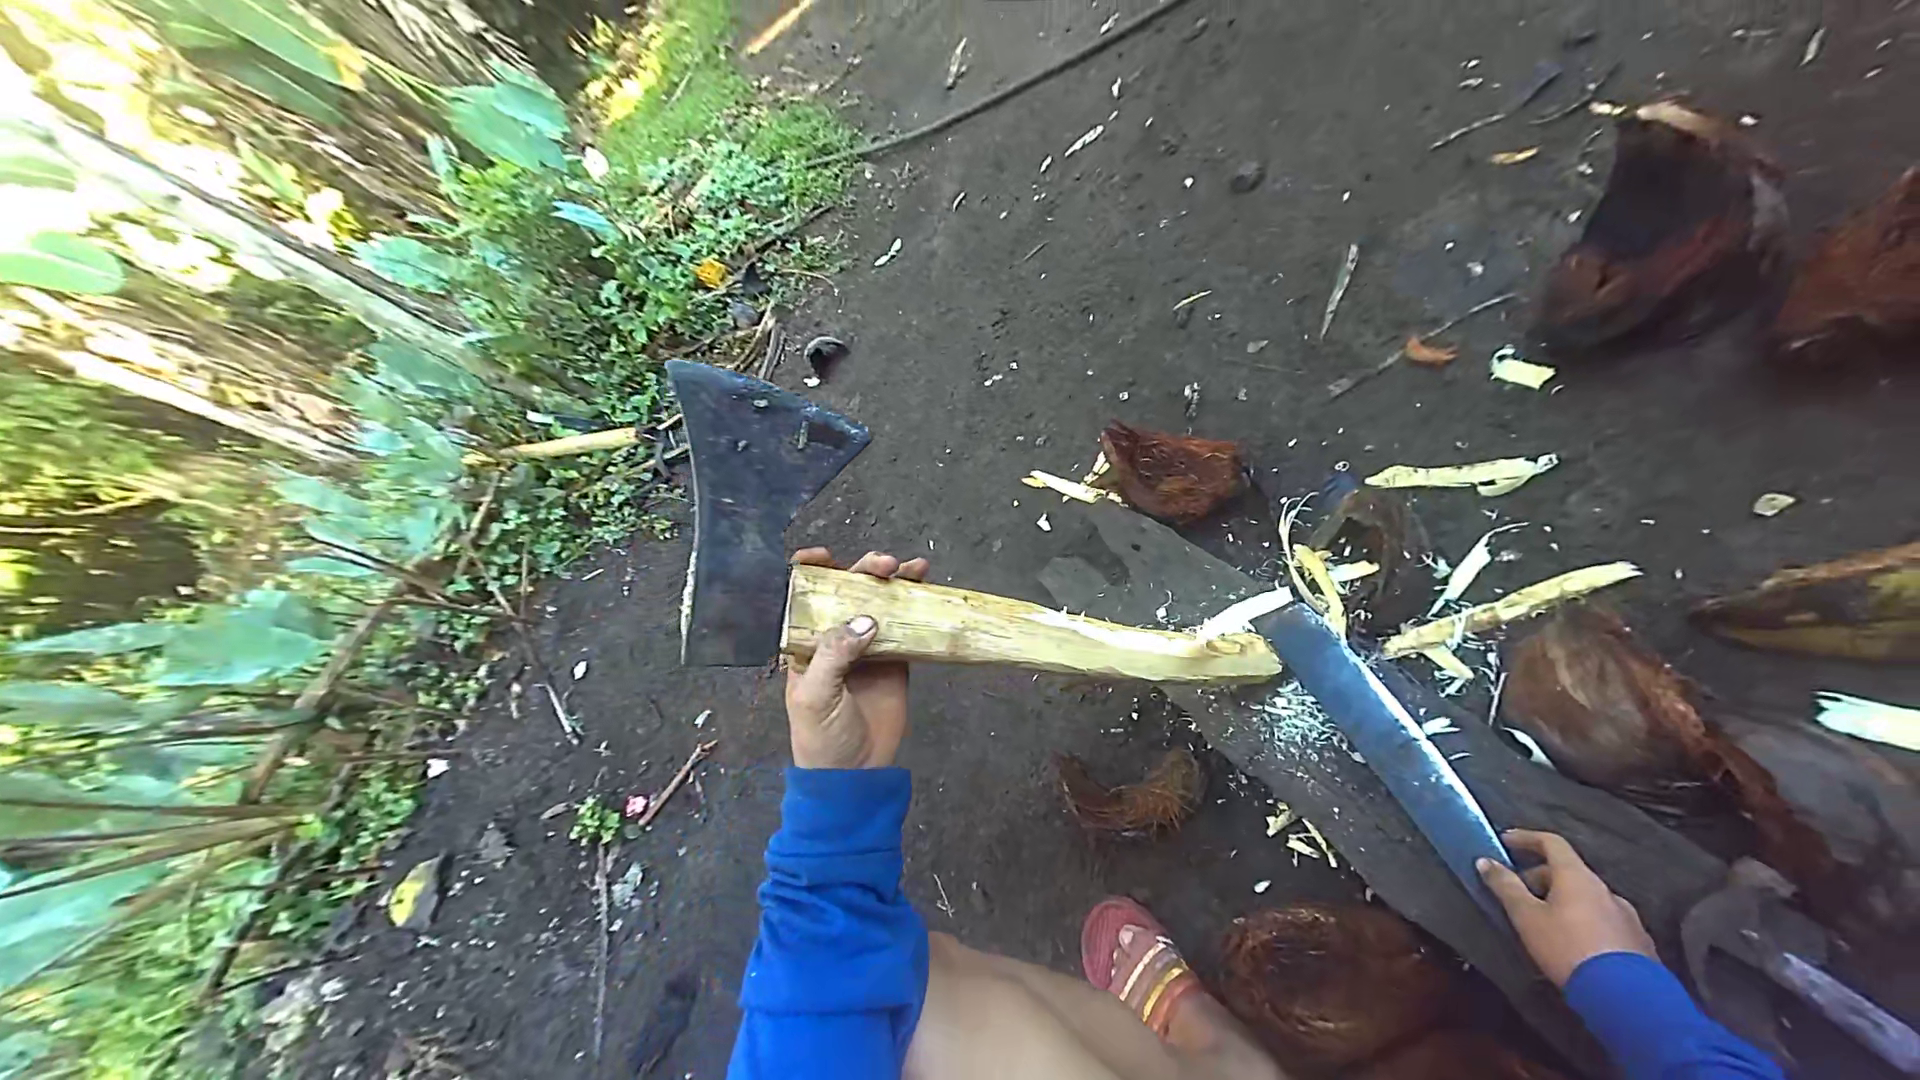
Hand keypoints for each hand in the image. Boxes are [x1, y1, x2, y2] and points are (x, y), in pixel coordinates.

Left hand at [784, 548, 927, 768]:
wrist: (857, 774)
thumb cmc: (821, 738)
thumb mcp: (815, 696)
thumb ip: (834, 655)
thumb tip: (866, 619)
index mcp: (805, 641)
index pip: (802, 596)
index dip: (810, 570)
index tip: (824, 555)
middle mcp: (836, 636)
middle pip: (848, 591)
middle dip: (864, 570)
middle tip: (885, 565)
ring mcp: (868, 644)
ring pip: (879, 601)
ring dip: (893, 580)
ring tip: (911, 568)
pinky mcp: (896, 656)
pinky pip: (905, 623)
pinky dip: (915, 603)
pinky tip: (924, 585)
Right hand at [1477, 829, 1659, 987]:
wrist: (1632, 1004)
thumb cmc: (1569, 948)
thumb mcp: (1525, 916)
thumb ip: (1504, 885)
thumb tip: (1486, 862)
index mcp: (1579, 878)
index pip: (1552, 843)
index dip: (1525, 838)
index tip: (1504, 842)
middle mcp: (1607, 892)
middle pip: (1568, 872)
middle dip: (1539, 877)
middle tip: (1517, 892)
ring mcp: (1629, 919)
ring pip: (1587, 898)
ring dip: (1562, 901)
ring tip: (1543, 921)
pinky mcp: (1641, 946)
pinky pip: (1603, 921)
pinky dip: (1583, 921)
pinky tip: (1572, 943)